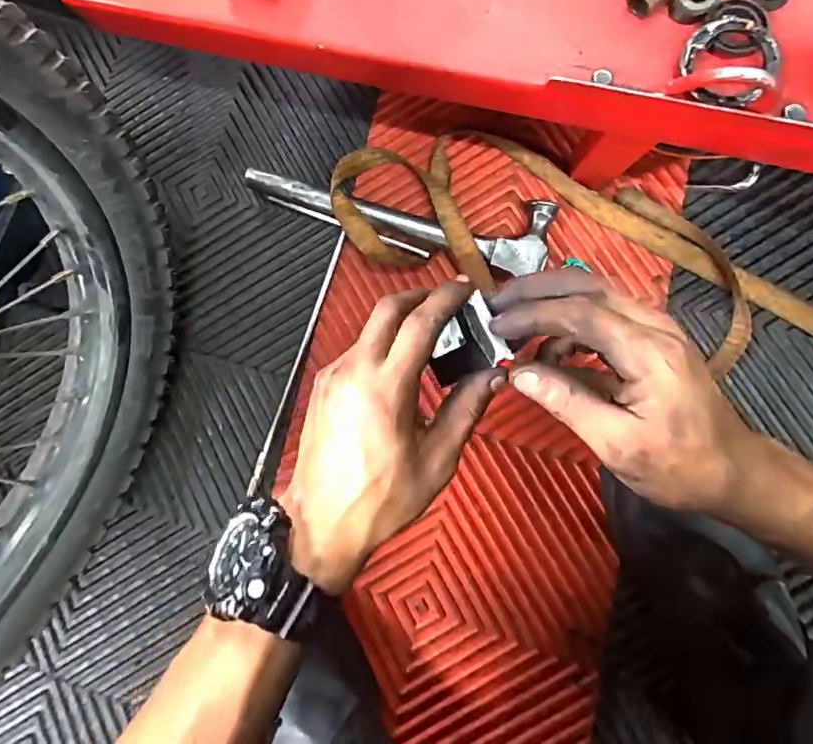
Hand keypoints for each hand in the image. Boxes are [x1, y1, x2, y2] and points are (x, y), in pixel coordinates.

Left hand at [283, 279, 503, 593]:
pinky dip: (384, 343)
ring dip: (401, 319)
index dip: (446, 297)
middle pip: (389, 307)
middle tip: (448, 298)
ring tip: (430, 333)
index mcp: (386, 388)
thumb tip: (491, 377)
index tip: (464, 288)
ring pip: (371, 327)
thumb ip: (466, 409)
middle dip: (421, 294)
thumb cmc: (376, 501)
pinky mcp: (325, 385)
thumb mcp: (436, 459)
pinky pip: (359, 349)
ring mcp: (335, 375)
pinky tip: (401, 364)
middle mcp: (355, 372)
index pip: (419, 322)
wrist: (320, 525)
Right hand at [488, 270, 766, 514]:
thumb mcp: (619, 446)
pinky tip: (550, 346)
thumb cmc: (680, 467)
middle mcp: (654, 325)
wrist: (736, 471)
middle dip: (537, 289)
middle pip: (587, 286)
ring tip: (515, 320)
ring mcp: (656, 326)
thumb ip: (568, 403)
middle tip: (497, 301)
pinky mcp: (653, 335)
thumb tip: (518, 374)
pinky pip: (605, 311)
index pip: (580, 313)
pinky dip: (570, 318)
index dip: (533, 314)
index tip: (496, 325)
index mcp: (649, 351)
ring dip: (552, 298)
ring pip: (596, 291)